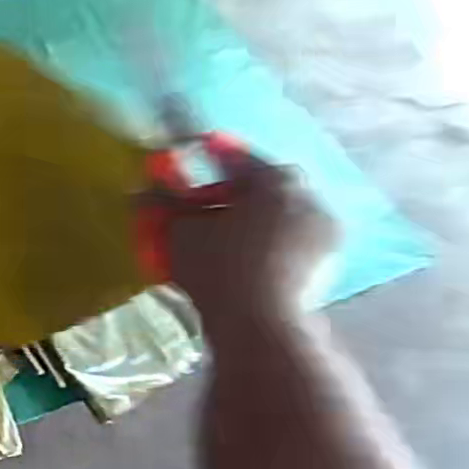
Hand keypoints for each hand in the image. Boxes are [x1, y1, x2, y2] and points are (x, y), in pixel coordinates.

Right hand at [157, 151, 336, 328]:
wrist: (261, 320)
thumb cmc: (216, 265)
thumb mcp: (177, 232)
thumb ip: (162, 203)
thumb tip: (142, 186)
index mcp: (274, 182)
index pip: (236, 156)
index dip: (207, 151)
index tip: (188, 148)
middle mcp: (308, 197)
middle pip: (264, 184)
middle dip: (232, 188)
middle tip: (201, 200)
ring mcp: (324, 230)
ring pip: (279, 211)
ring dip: (250, 215)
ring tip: (218, 231)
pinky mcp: (326, 260)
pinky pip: (289, 236)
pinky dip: (265, 237)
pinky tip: (240, 254)